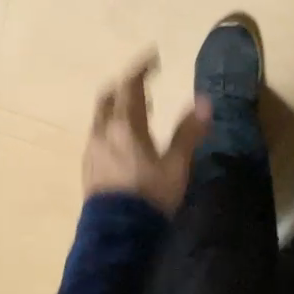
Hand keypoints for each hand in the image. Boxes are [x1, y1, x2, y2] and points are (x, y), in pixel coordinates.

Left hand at [84, 58, 211, 214]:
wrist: (117, 234)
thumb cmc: (150, 197)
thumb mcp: (176, 166)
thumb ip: (189, 132)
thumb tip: (205, 100)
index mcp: (125, 125)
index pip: (130, 86)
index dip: (142, 69)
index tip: (154, 58)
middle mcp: (102, 132)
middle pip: (108, 98)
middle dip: (124, 87)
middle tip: (142, 86)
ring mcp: (92, 151)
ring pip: (101, 119)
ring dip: (117, 110)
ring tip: (137, 116)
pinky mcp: (88, 169)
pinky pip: (98, 138)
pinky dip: (111, 130)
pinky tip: (123, 145)